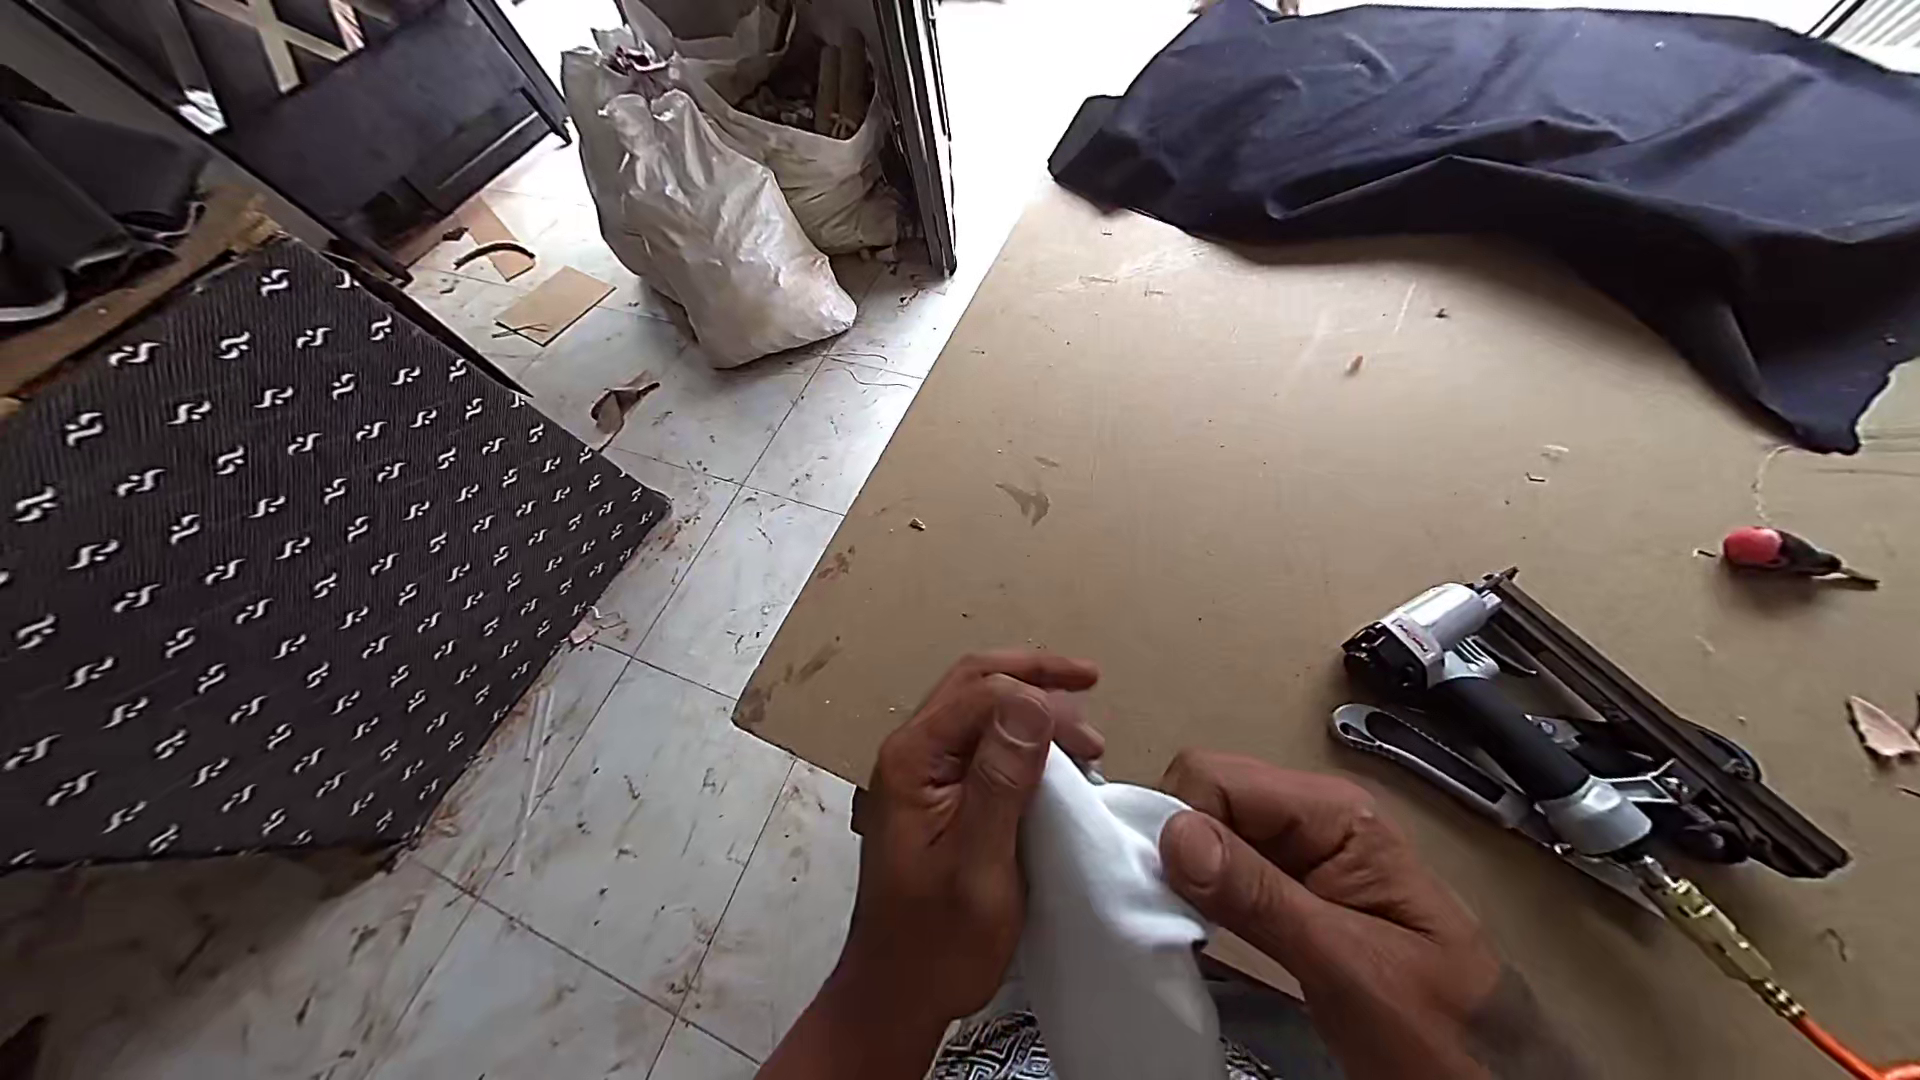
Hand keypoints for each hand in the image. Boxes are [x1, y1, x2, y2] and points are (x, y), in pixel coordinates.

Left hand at [832, 651, 1103, 1025]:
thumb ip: (1001, 780)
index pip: (979, 692)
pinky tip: (1057, 753)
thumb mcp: (978, 864)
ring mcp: (925, 767)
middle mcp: (914, 748)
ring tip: (1083, 735)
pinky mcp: (942, 787)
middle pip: (976, 681)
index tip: (1088, 738)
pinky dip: (1025, 733)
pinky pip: (984, 737)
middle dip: (1035, 673)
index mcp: (913, 757)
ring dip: (1033, 702)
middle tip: (1090, 680)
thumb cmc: (937, 941)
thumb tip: (1032, 703)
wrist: (899, 992)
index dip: (1037, 695)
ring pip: (981, 704)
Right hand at [1158, 751, 1587, 1079]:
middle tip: (1172, 901)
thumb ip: (1261, 897)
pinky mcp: (1282, 877)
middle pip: (1206, 791)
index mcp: (1333, 812)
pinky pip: (1217, 857)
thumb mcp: (1351, 969)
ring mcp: (1296, 845)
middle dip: (1176, 838)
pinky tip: (1197, 916)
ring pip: (1205, 823)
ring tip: (1181, 912)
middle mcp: (1309, 813)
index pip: (1217, 777)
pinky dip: (1194, 882)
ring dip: (1182, 863)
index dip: (1180, 819)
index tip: (1165, 881)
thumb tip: (1175, 834)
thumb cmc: (1448, 1035)